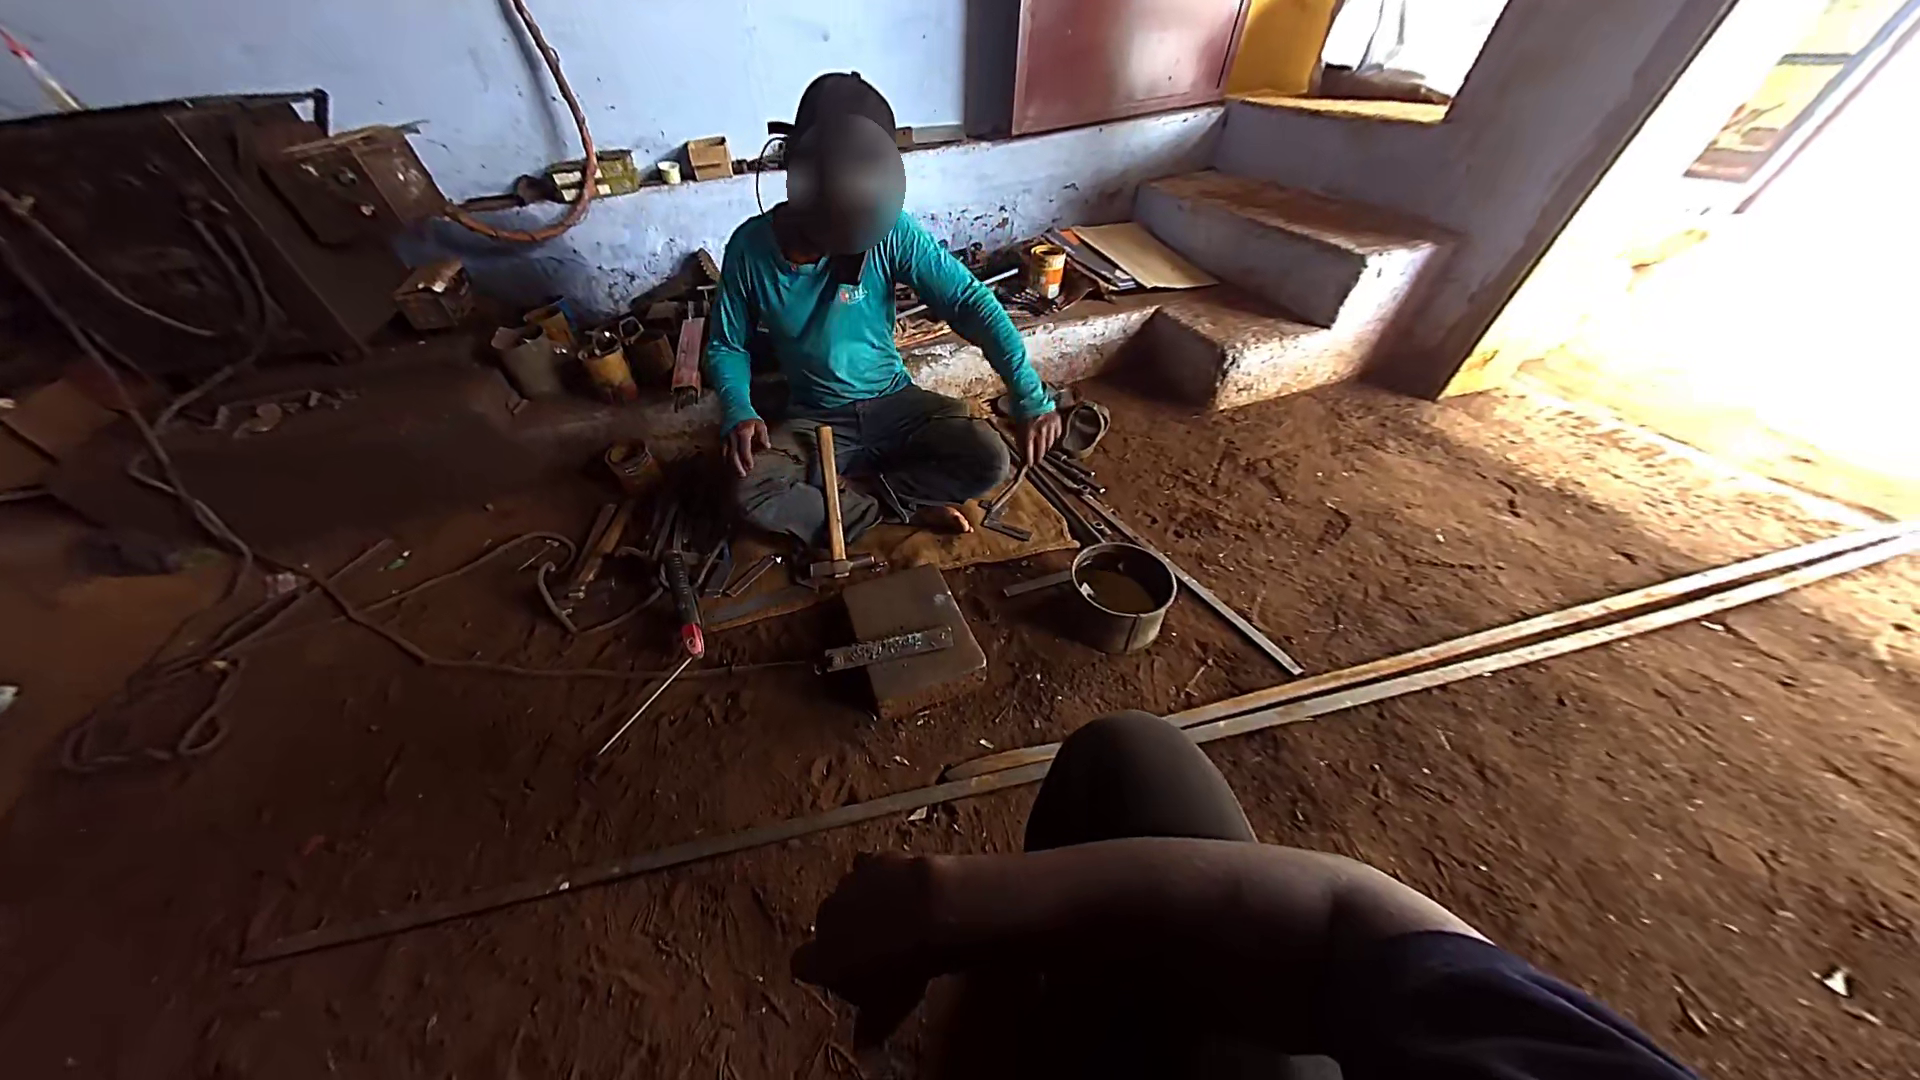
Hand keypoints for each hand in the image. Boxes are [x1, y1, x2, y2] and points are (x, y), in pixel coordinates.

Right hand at [723, 418, 770, 476]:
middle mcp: (732, 436)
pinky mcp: (722, 437)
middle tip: (742, 475)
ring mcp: (726, 436)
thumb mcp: (760, 424)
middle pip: (733, 454)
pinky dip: (725, 458)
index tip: (750, 467)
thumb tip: (767, 447)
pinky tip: (729, 464)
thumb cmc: (750, 417)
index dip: (747, 459)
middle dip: (737, 466)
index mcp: (743, 432)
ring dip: (731, 464)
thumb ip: (763, 436)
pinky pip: (722, 450)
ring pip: (726, 453)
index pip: (744, 449)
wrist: (734, 406)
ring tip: (736, 472)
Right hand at [792, 852, 948, 1045]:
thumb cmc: (904, 968)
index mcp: (823, 956)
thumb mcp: (888, 1008)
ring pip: (846, 894)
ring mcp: (849, 884)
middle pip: (826, 924)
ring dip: (860, 902)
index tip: (836, 971)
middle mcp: (827, 916)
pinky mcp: (871, 860)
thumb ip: (869, 1024)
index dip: (818, 966)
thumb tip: (863, 1042)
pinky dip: (877, 875)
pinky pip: (866, 868)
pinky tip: (896, 883)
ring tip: (889, 913)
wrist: (929, 911)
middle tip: (871, 945)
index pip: (802, 962)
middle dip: (843, 931)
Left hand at [1019, 410, 1062, 465]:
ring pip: (1049, 443)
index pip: (1030, 451)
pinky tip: (1049, 437)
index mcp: (1028, 432)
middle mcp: (1040, 431)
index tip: (1030, 464)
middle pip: (1041, 450)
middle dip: (1038, 457)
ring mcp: (1050, 426)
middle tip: (1037, 461)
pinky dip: (1053, 437)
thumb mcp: (1016, 425)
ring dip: (1045, 447)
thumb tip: (1023, 453)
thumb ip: (1020, 440)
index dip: (1030, 459)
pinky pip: (1056, 435)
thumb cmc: (1021, 410)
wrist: (1031, 395)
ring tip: (1042, 448)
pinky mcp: (1057, 422)